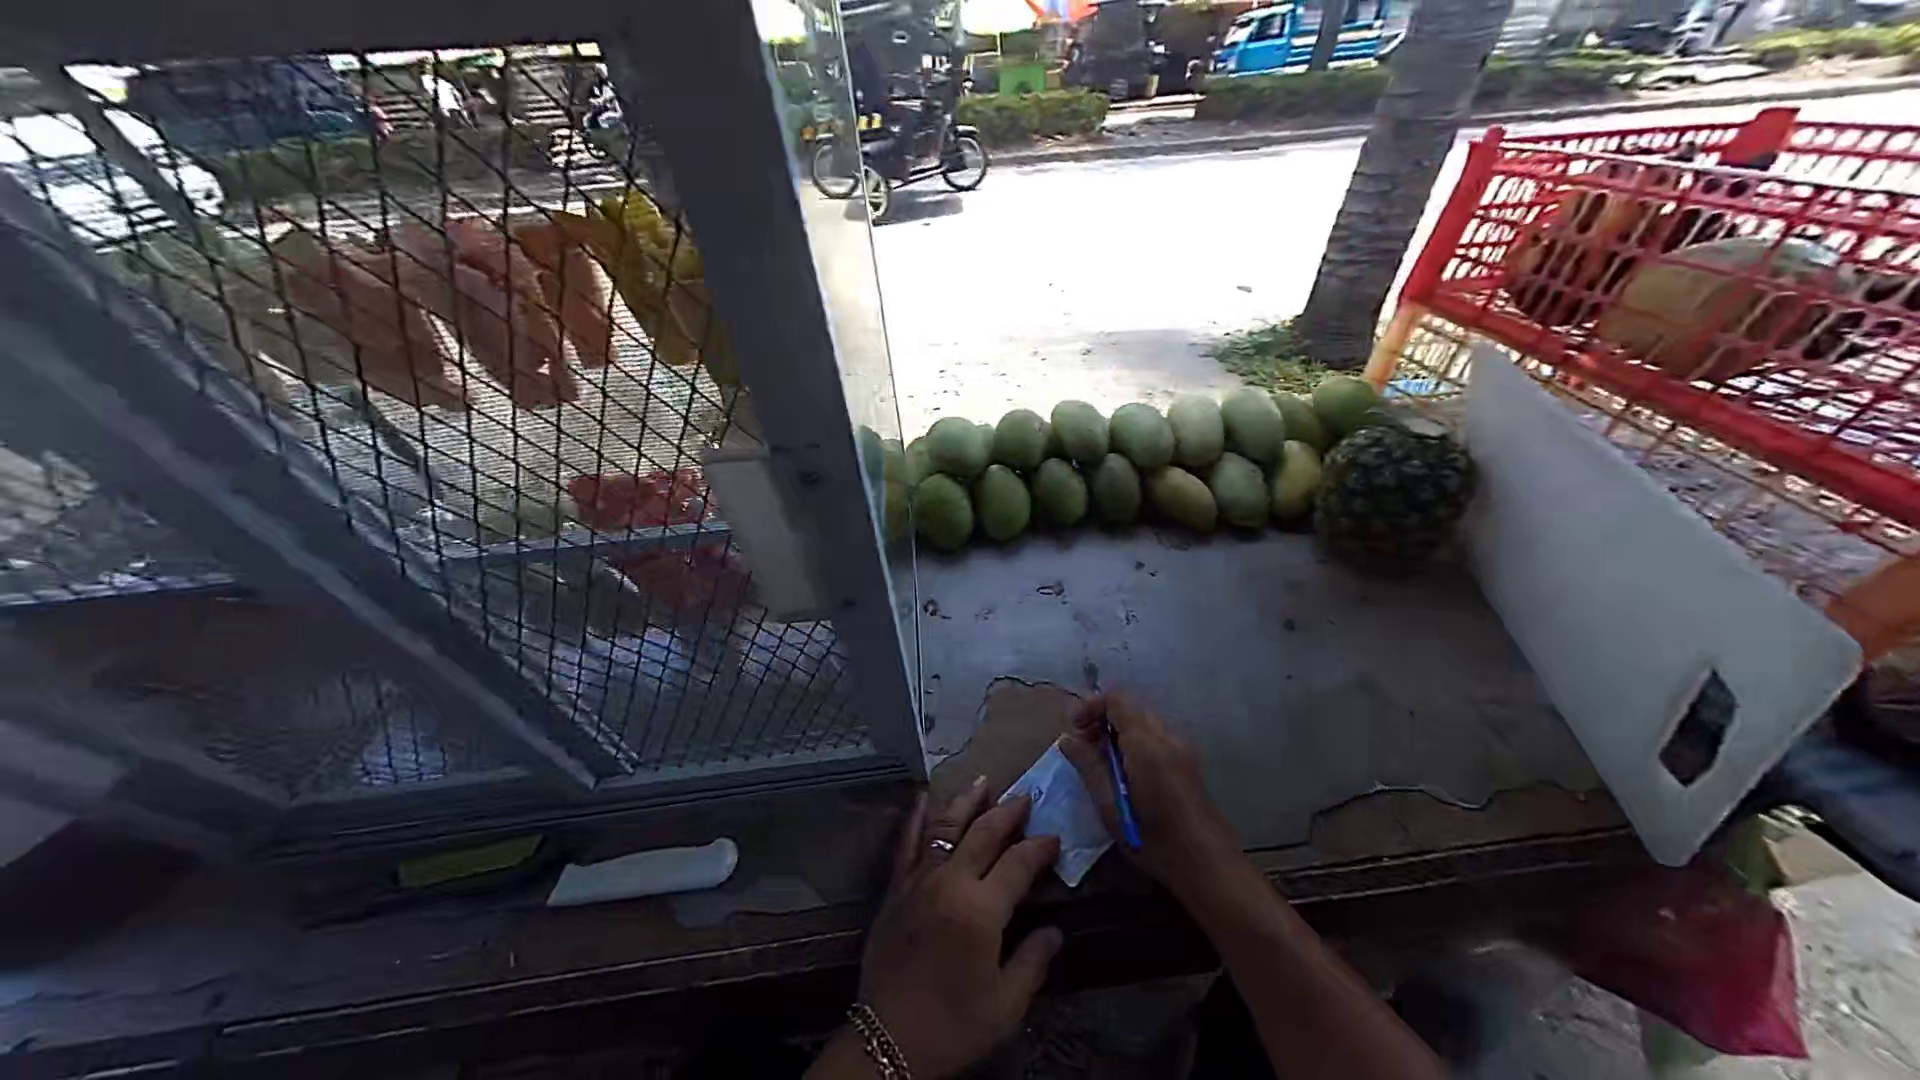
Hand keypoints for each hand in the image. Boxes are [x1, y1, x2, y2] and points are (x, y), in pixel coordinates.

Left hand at [858, 781, 1063, 1078]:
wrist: (886, 1039)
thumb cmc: (952, 1025)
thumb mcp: (1005, 1005)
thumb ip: (1033, 961)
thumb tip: (1054, 930)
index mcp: (981, 910)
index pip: (1018, 863)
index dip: (1039, 848)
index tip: (1054, 838)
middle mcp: (950, 882)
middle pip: (984, 834)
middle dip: (1008, 812)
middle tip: (1025, 797)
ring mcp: (918, 880)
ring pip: (945, 827)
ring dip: (966, 802)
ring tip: (982, 782)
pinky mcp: (895, 888)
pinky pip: (907, 843)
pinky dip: (917, 817)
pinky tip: (923, 797)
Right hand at [1058, 693, 1243, 895]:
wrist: (1208, 865)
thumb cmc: (1154, 840)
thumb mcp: (1110, 807)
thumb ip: (1088, 766)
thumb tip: (1067, 740)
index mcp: (1147, 743)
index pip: (1115, 700)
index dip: (1090, 707)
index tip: (1074, 730)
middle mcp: (1167, 736)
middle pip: (1129, 708)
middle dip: (1102, 719)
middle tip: (1084, 747)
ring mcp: (1182, 747)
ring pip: (1142, 722)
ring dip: (1118, 732)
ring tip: (1102, 762)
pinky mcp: (1188, 761)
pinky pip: (1155, 737)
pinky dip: (1135, 742)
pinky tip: (1126, 773)